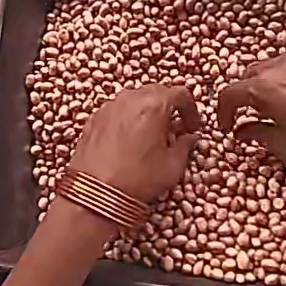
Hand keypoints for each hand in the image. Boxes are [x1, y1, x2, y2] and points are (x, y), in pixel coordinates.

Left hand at [68, 84, 200, 202]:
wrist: (95, 193)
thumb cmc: (136, 179)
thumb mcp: (172, 166)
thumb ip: (185, 146)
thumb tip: (190, 139)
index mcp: (154, 105)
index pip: (180, 94)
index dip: (190, 109)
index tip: (192, 125)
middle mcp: (129, 100)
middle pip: (155, 92)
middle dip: (168, 107)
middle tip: (174, 128)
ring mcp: (108, 108)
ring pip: (133, 100)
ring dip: (146, 111)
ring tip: (151, 134)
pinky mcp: (93, 120)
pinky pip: (115, 112)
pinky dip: (126, 119)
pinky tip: (129, 140)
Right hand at [215, 53, 285, 171]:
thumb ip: (258, 134)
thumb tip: (244, 131)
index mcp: (264, 87)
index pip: (229, 94)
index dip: (223, 112)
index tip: (227, 126)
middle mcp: (282, 66)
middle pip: (250, 76)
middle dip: (245, 96)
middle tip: (250, 117)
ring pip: (274, 67)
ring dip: (268, 84)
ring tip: (276, 108)